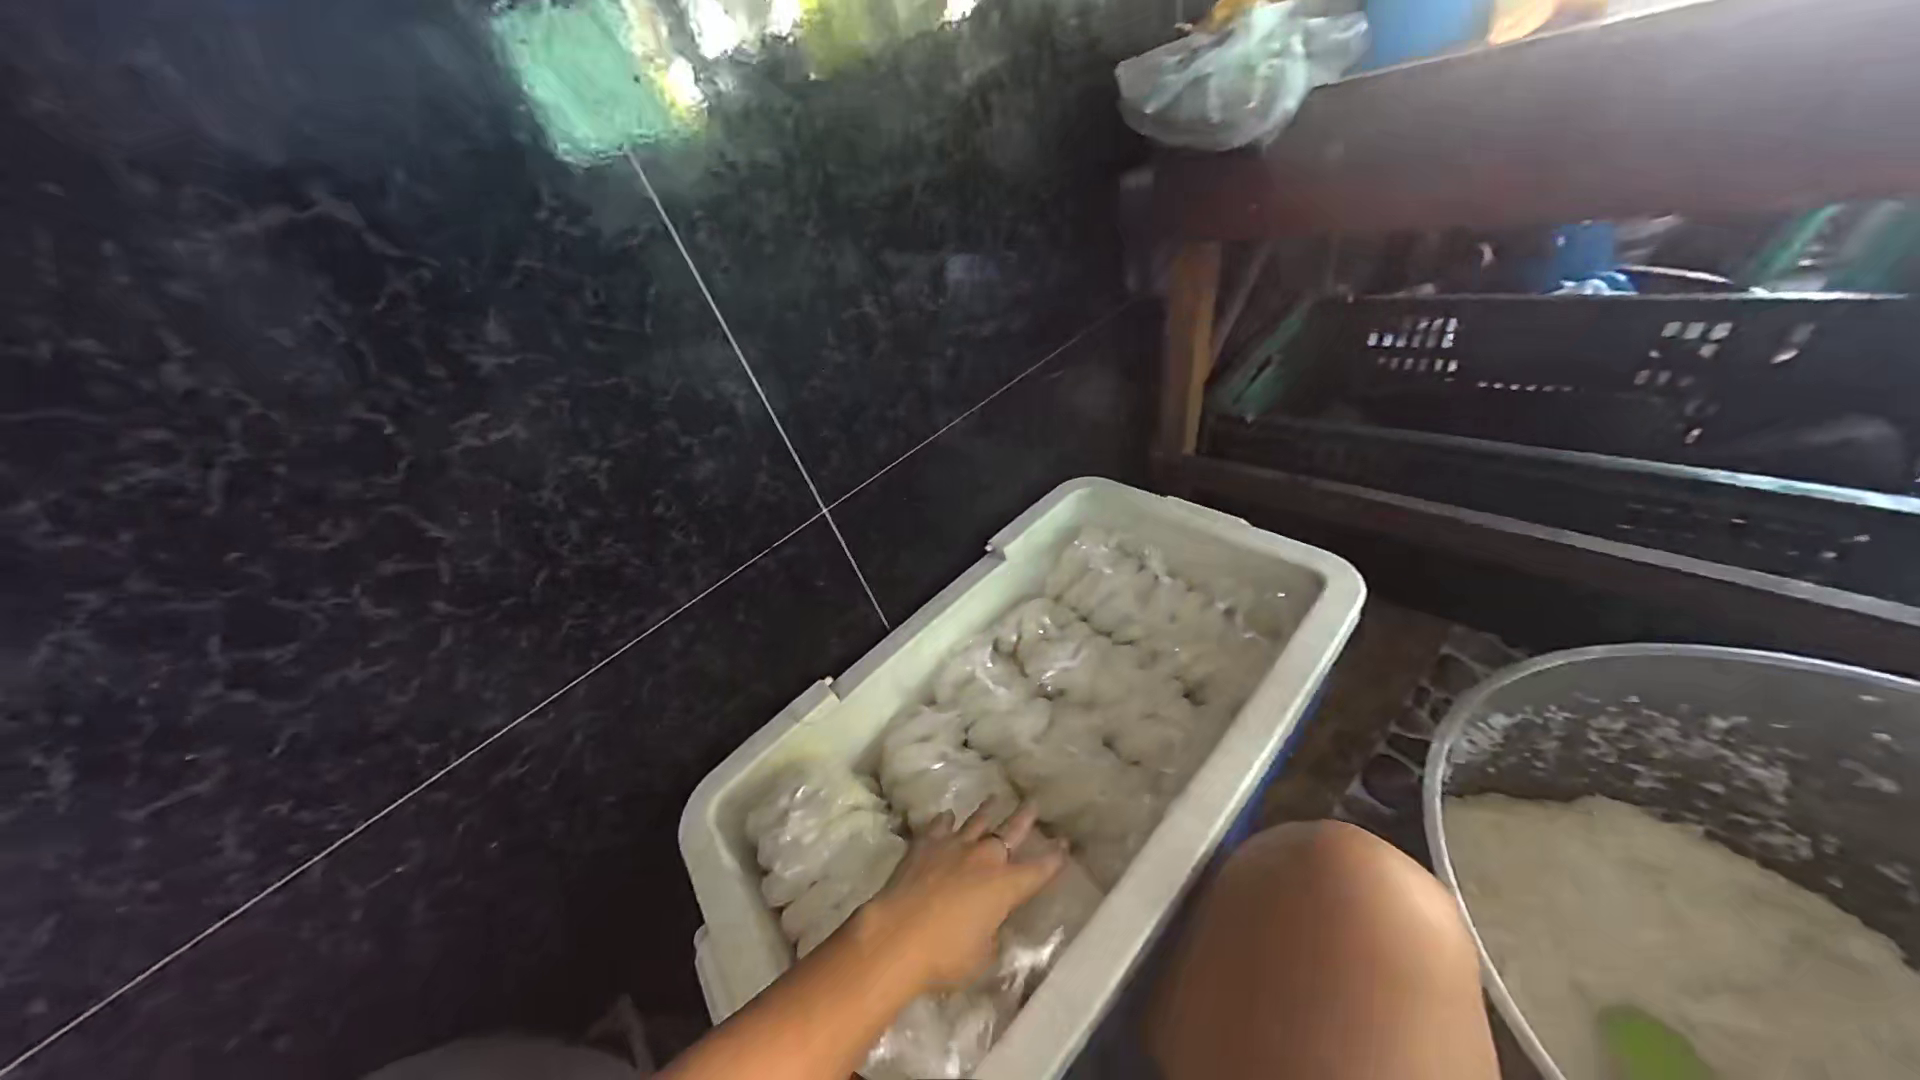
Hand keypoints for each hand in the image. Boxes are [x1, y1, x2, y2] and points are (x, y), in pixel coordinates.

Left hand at [856, 802, 1066, 992]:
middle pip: (1010, 832)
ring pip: (977, 822)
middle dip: (1024, 818)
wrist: (897, 935)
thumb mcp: (981, 956)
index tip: (1065, 843)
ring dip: (987, 810)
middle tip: (1033, 802)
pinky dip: (945, 821)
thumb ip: (990, 933)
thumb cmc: (945, 955)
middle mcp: (984, 858)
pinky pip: (939, 826)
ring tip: (995, 798)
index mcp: (1005, 886)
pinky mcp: (924, 844)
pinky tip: (947, 816)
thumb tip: (987, 922)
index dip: (1054, 858)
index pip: (1039, 869)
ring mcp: (953, 846)